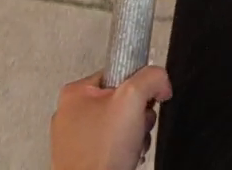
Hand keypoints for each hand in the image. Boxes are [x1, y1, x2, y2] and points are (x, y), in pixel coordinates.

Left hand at [50, 67, 170, 169]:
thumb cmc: (100, 155)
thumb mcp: (133, 98)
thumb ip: (152, 77)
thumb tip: (160, 80)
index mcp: (75, 93)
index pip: (119, 72)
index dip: (137, 86)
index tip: (141, 100)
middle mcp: (70, 114)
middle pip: (122, 100)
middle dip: (138, 115)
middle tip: (135, 127)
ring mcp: (76, 140)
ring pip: (120, 124)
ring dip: (135, 134)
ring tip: (130, 146)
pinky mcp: (83, 160)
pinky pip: (113, 145)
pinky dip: (125, 151)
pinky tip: (125, 158)